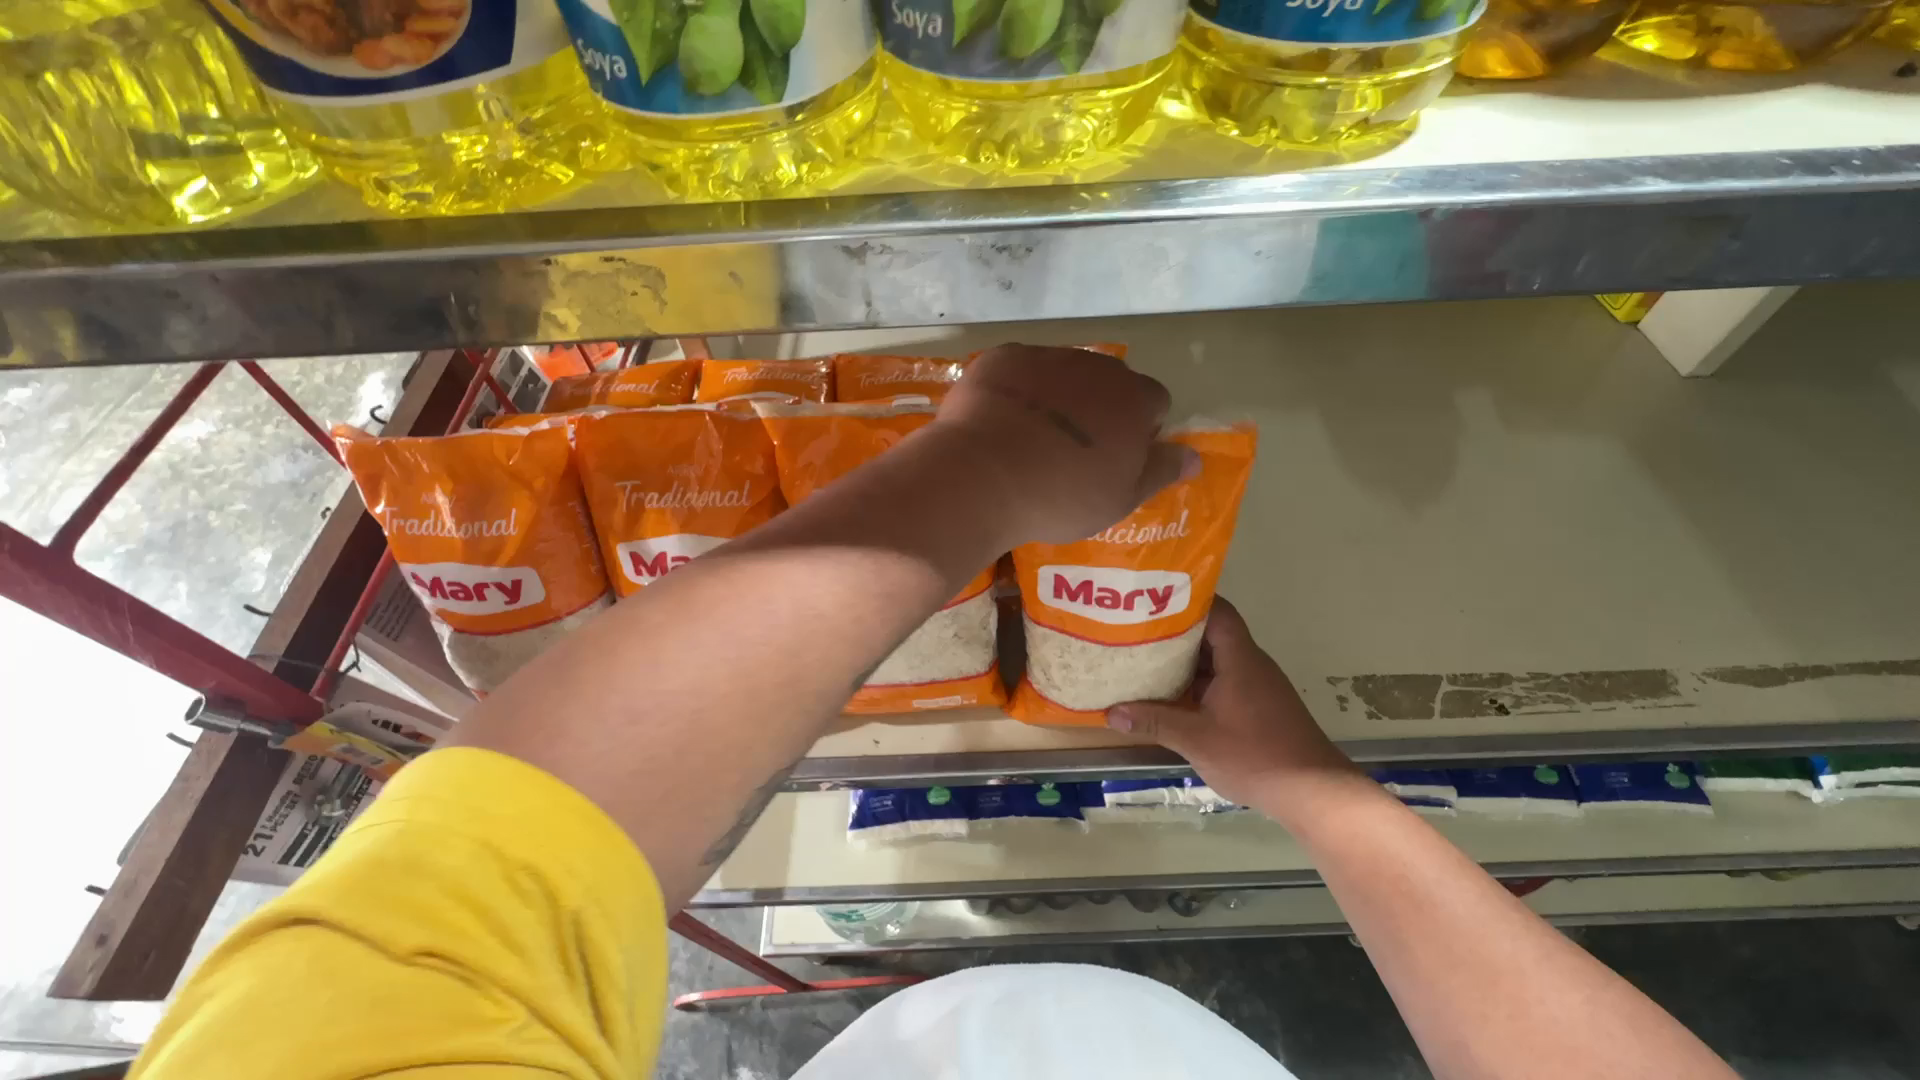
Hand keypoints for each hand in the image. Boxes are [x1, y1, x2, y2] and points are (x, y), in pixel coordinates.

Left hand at [934, 344, 1198, 546]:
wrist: (984, 475)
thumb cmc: (1062, 495)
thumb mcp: (1122, 497)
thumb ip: (1161, 471)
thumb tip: (1195, 457)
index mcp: (1134, 397)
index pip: (1154, 404)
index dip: (1140, 432)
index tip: (1115, 461)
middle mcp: (1095, 365)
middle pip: (1108, 383)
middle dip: (1098, 410)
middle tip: (1073, 454)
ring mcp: (1045, 356)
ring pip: (1061, 374)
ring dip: (1056, 398)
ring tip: (1031, 440)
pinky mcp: (1000, 359)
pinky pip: (1017, 372)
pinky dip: (1014, 392)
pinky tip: (998, 425)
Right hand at [1105, 598, 1361, 813]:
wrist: (1313, 794)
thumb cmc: (1255, 756)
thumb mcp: (1196, 739)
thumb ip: (1154, 721)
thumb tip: (1111, 712)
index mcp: (1240, 659)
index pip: (1217, 612)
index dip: (1187, 601)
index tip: (1153, 600)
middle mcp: (1251, 665)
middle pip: (1212, 635)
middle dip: (1175, 633)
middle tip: (1135, 631)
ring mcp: (1257, 688)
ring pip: (1216, 663)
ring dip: (1184, 663)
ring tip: (1144, 661)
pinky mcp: (1259, 708)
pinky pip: (1223, 683)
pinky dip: (1197, 685)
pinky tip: (1171, 697)